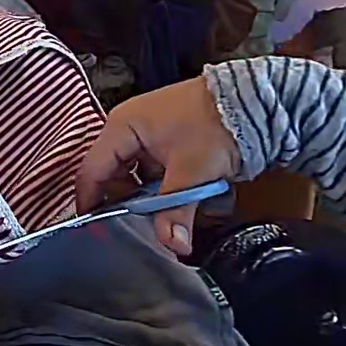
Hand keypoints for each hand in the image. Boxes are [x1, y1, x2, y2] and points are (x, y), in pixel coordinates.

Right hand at [74, 78, 239, 256]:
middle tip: (136, 226)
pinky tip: (176, 199)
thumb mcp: (192, 172)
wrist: (255, 100)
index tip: (93, 229)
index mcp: (122, 127)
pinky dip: (161, 187)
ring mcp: (147, 132)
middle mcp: (128, 127)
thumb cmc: (215, 124)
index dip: (90, 200)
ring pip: (134, 175)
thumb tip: (173, 246)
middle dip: (125, 201)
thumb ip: (175, 211)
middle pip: (112, 174)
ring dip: (147, 196)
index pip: (92, 169)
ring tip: (162, 214)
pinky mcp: (166, 139)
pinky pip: (152, 170)